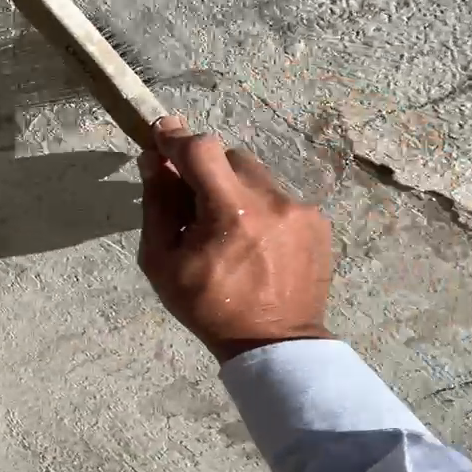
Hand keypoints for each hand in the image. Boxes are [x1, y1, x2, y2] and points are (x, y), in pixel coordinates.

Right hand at [137, 116, 332, 362]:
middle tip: (186, 200)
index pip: (202, 150)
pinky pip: (276, 196)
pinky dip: (254, 205)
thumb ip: (158, 205)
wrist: (273, 341)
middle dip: (203, 169)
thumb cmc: (205, 304)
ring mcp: (302, 210)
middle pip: (230, 157)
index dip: (176, 137)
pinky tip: (246, 238)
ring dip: (229, 187)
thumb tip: (154, 161)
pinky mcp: (317, 221)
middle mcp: (272, 201)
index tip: (159, 131)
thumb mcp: (161, 259)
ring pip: (255, 175)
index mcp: (230, 212)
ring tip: (219, 225)